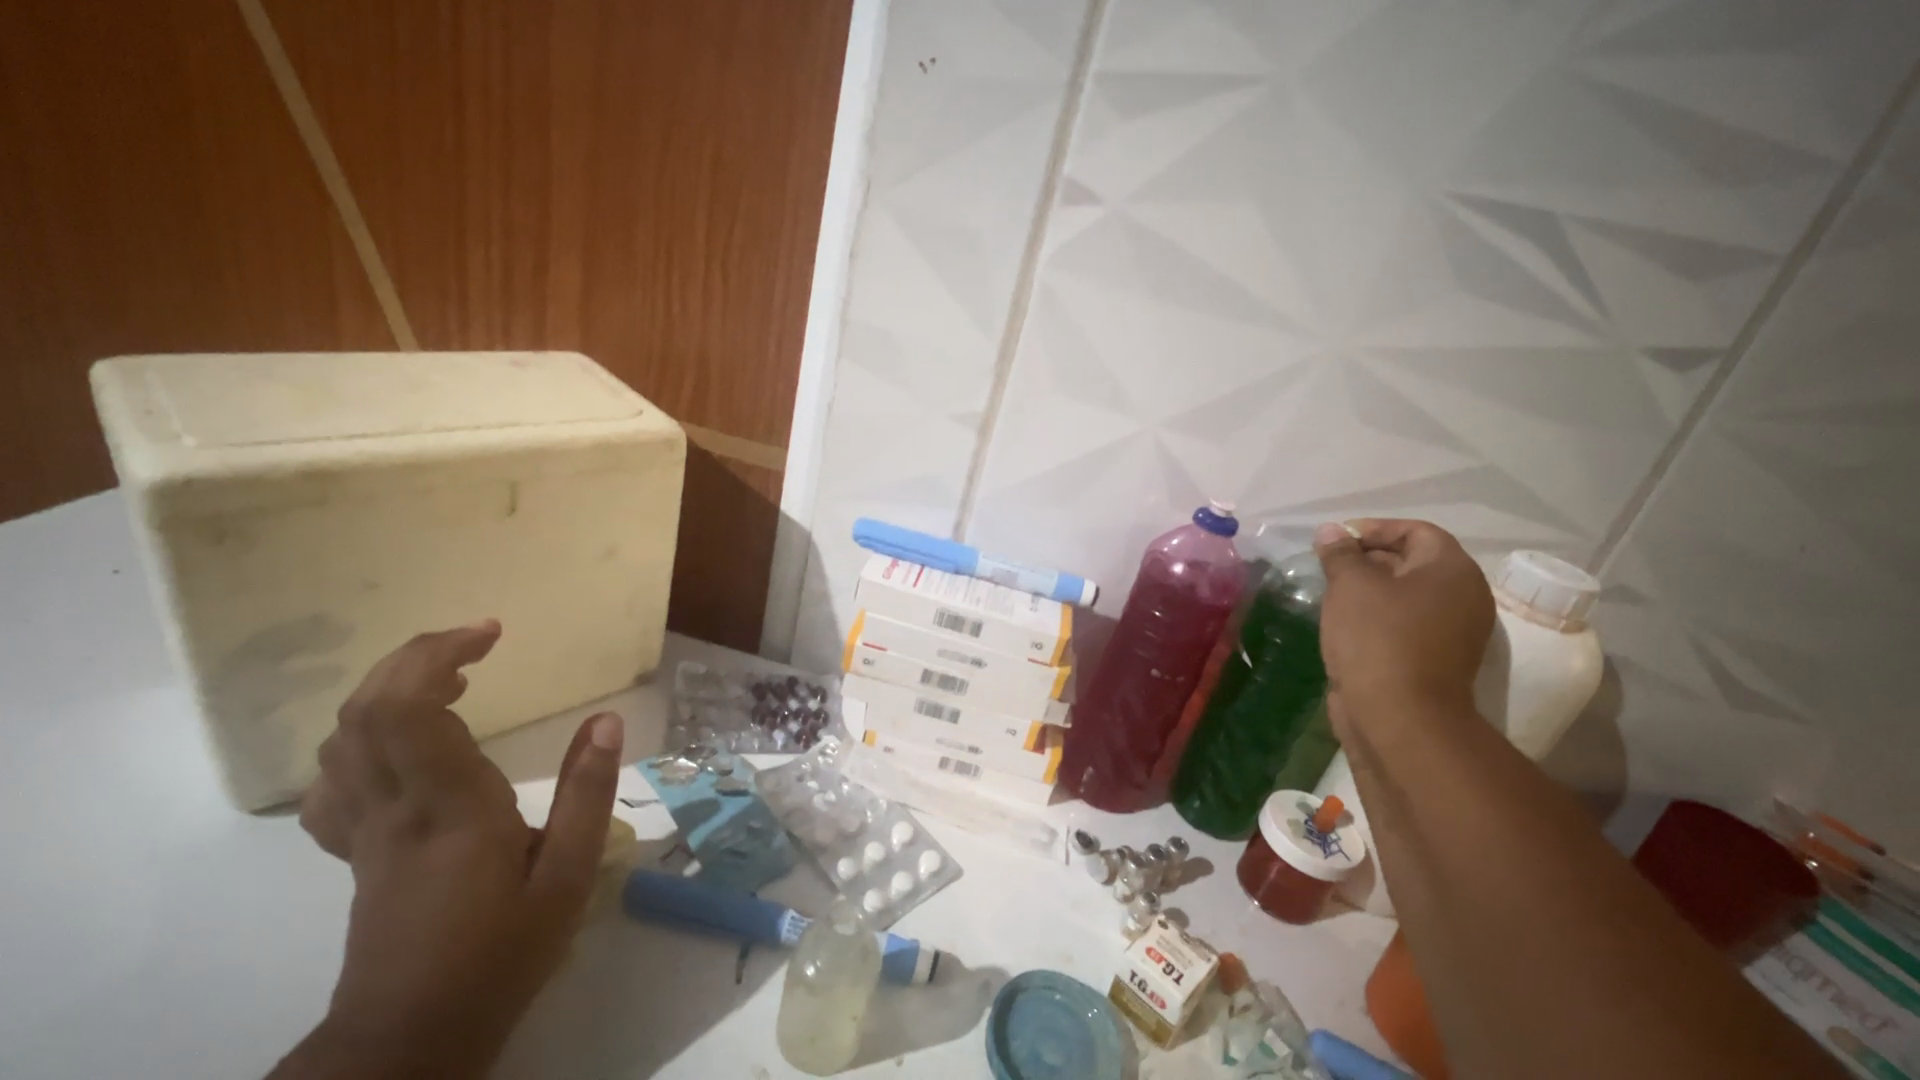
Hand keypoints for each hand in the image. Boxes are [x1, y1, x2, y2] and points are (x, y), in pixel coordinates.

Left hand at [284, 621, 622, 1078]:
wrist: (412, 1034)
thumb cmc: (500, 954)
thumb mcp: (567, 877)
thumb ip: (586, 795)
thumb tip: (606, 720)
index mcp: (447, 804)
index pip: (410, 706)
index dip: (438, 654)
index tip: (491, 635)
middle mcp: (394, 804)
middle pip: (367, 708)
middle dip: (415, 660)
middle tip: (474, 648)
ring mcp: (365, 828)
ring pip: (343, 739)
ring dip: (389, 693)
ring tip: (449, 687)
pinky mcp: (355, 851)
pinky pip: (334, 783)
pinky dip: (360, 746)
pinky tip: (401, 751)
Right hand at [1313, 520, 1493, 735]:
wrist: (1399, 718)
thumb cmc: (1378, 638)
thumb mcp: (1350, 586)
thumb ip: (1340, 554)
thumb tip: (1331, 531)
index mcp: (1453, 570)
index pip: (1416, 531)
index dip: (1373, 529)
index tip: (1335, 541)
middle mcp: (1463, 597)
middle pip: (1414, 563)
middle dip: (1368, 560)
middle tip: (1327, 568)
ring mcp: (1453, 633)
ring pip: (1407, 598)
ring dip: (1370, 593)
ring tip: (1330, 596)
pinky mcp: (1434, 662)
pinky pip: (1405, 626)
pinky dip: (1377, 620)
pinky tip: (1344, 628)